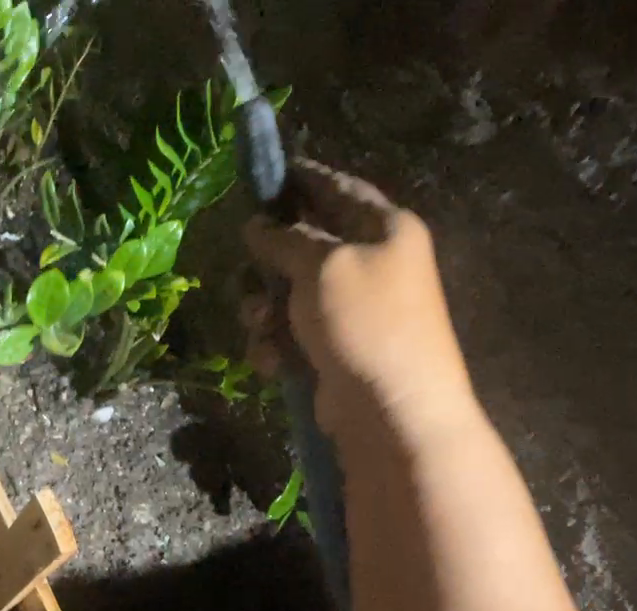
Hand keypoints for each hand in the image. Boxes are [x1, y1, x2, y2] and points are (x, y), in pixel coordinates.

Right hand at [244, 160, 474, 437]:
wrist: (389, 407)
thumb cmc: (364, 324)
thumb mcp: (323, 266)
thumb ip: (286, 239)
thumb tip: (256, 224)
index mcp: (384, 230)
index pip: (338, 190)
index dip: (303, 180)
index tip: (265, 177)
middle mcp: (370, 265)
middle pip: (302, 247)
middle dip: (267, 264)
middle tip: (248, 275)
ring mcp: (349, 312)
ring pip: (285, 296)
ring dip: (263, 312)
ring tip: (261, 329)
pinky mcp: (330, 351)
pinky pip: (287, 336)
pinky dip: (273, 347)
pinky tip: (273, 362)